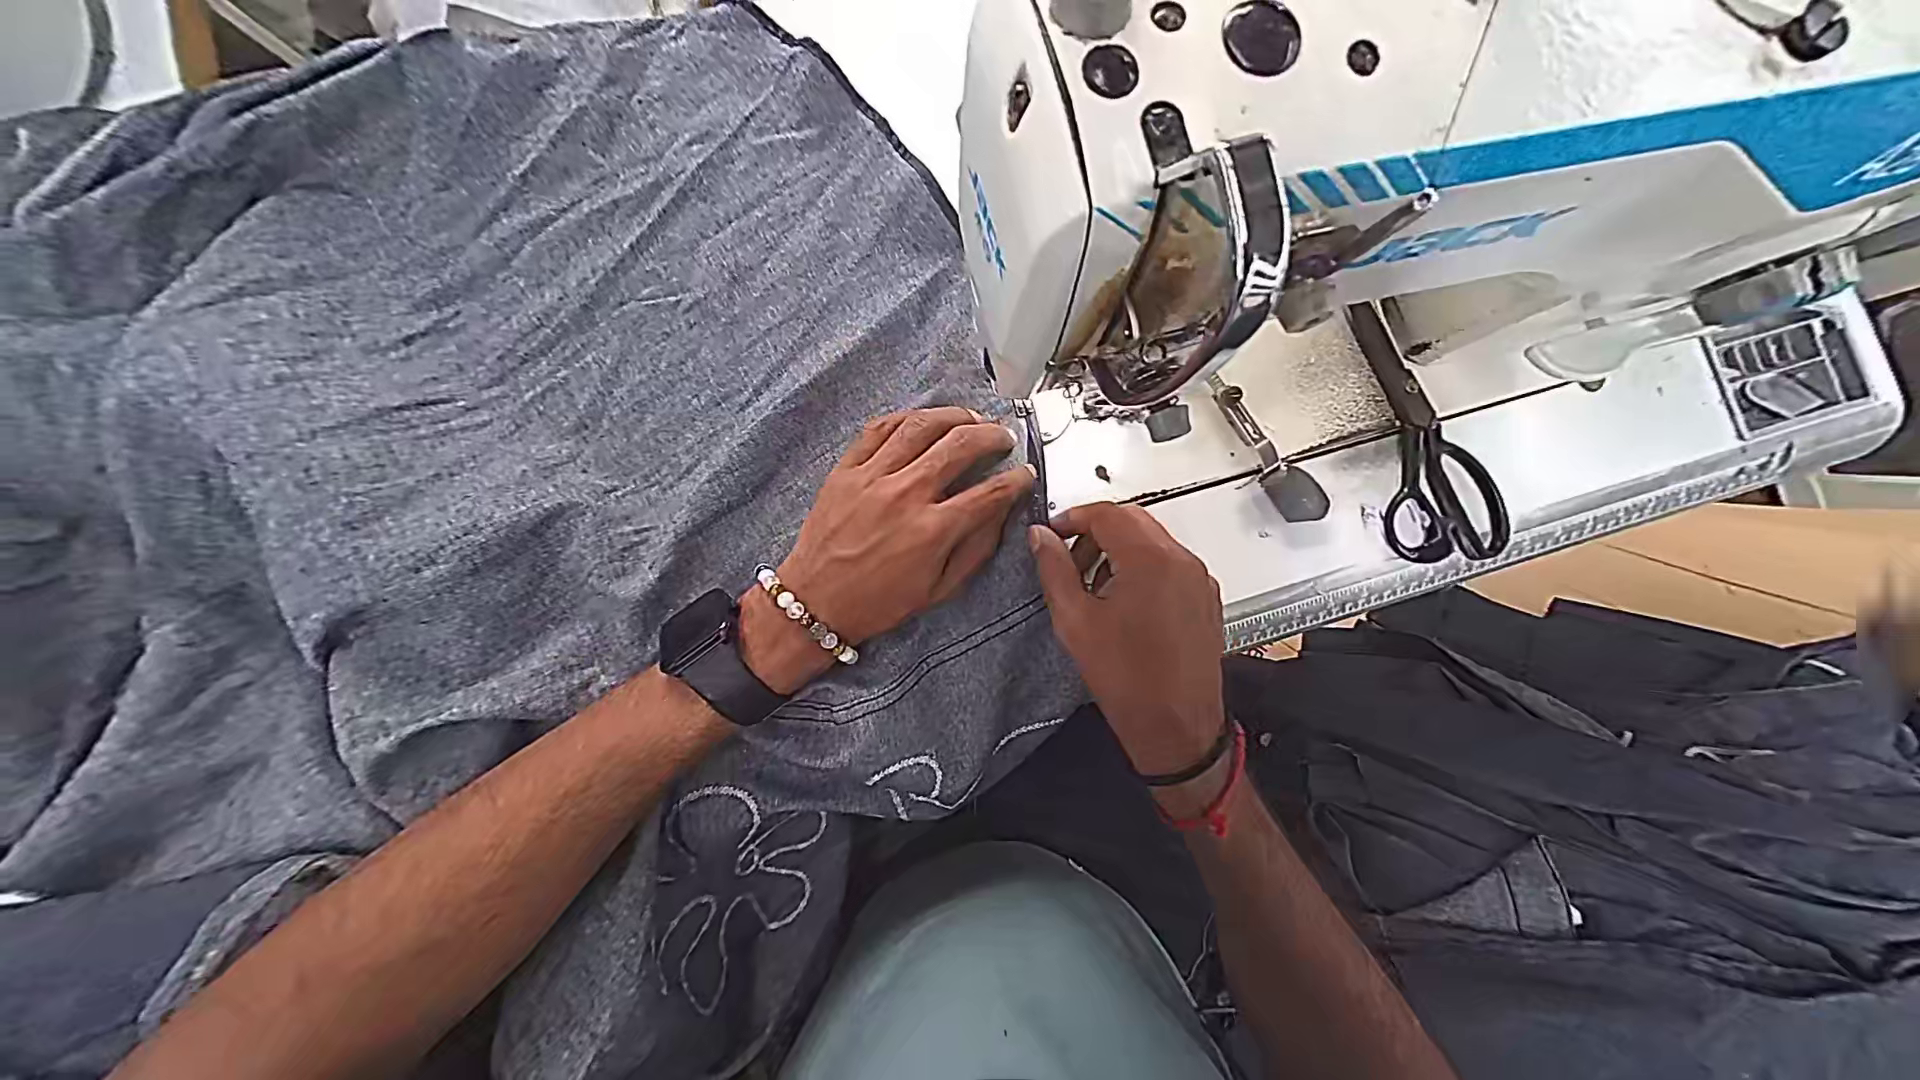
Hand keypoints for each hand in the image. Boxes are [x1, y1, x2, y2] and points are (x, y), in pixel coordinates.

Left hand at [737, 407, 1035, 693]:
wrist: (817, 602)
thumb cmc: (876, 601)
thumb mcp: (940, 588)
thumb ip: (977, 548)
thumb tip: (1001, 514)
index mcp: (932, 531)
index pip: (990, 492)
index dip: (1016, 479)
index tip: (1023, 474)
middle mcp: (904, 497)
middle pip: (961, 444)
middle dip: (992, 435)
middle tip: (1002, 437)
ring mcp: (872, 478)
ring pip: (922, 426)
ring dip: (954, 415)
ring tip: (970, 418)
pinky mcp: (846, 470)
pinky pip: (879, 428)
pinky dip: (907, 417)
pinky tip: (923, 419)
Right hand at [1028, 503, 1225, 779]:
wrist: (1176, 727)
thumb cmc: (1129, 681)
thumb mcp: (1075, 620)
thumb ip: (1054, 568)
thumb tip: (1041, 537)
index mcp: (1150, 561)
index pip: (1107, 513)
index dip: (1073, 517)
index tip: (1054, 531)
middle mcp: (1182, 561)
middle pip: (1132, 519)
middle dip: (1096, 531)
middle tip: (1068, 556)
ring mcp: (1198, 579)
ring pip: (1153, 540)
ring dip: (1119, 548)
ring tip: (1092, 583)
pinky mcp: (1205, 598)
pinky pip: (1170, 563)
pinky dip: (1142, 566)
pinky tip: (1121, 599)